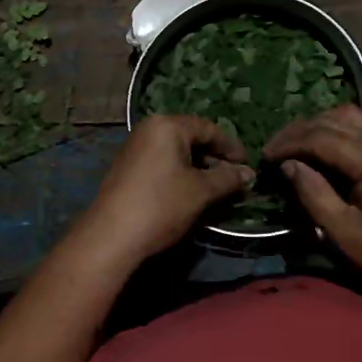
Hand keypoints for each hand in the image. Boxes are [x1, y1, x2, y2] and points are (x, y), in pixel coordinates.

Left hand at [68, 116, 255, 266]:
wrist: (112, 235)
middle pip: (190, 137)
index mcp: (166, 125)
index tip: (248, 166)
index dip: (231, 147)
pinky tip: (189, 192)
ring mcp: (134, 147)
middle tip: (233, 179)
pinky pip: (160, 161)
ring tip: (214, 188)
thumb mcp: (201, 191)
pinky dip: (179, 173)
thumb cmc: (161, 205)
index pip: (207, 128)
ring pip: (174, 151)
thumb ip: (228, 178)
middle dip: (214, 157)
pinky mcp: (126, 167)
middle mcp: (147, 129)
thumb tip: (249, 173)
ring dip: (197, 167)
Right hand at [264, 105, 361, 309]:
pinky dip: (336, 129)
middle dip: (298, 131)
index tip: (264, 157)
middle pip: (333, 120)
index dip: (288, 143)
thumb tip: (288, 166)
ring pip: (349, 117)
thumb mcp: (345, 232)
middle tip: (272, 149)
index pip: (321, 137)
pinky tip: (323, 146)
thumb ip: (313, 194)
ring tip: (294, 145)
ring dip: (317, 125)